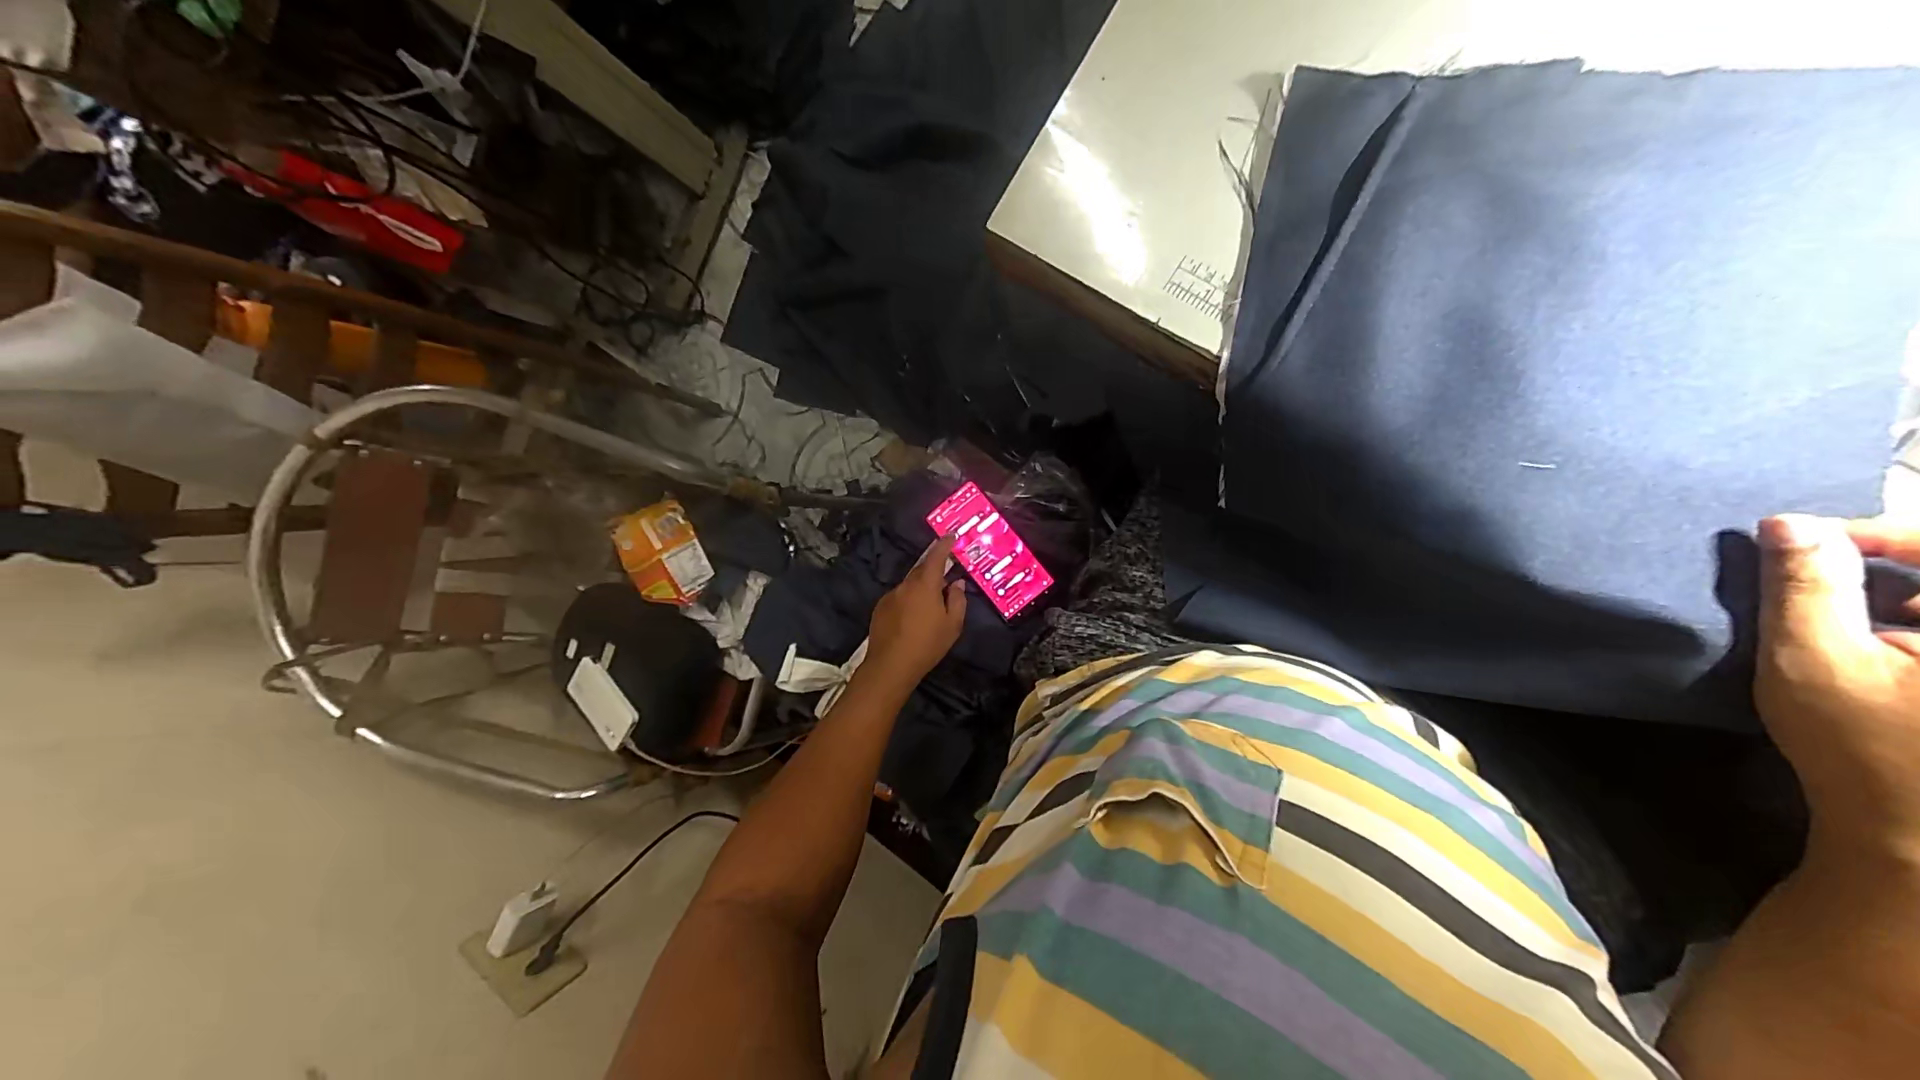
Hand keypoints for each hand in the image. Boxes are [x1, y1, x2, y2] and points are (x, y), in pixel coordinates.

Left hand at [862, 536, 967, 690]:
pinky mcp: (880, 608)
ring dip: (920, 590)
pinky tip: (912, 620)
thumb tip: (956, 583)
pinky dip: (908, 601)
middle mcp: (905, 585)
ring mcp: (890, 596)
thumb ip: (958, 600)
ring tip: (930, 609)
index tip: (950, 536)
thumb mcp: (953, 624)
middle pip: (921, 570)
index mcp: (925, 585)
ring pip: (909, 586)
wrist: (890, 665)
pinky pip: (899, 598)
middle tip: (946, 580)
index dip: (944, 545)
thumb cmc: (927, 644)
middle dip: (934, 572)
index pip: (936, 557)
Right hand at [1756, 514, 1919, 859]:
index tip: (1803, 540)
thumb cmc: (1863, 750)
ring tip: (1863, 608)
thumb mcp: (1812, 661)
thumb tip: (1787, 522)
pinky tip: (1899, 642)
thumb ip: (1805, 587)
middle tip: (1830, 572)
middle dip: (1897, 560)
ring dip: (1915, 591)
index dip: (1875, 533)